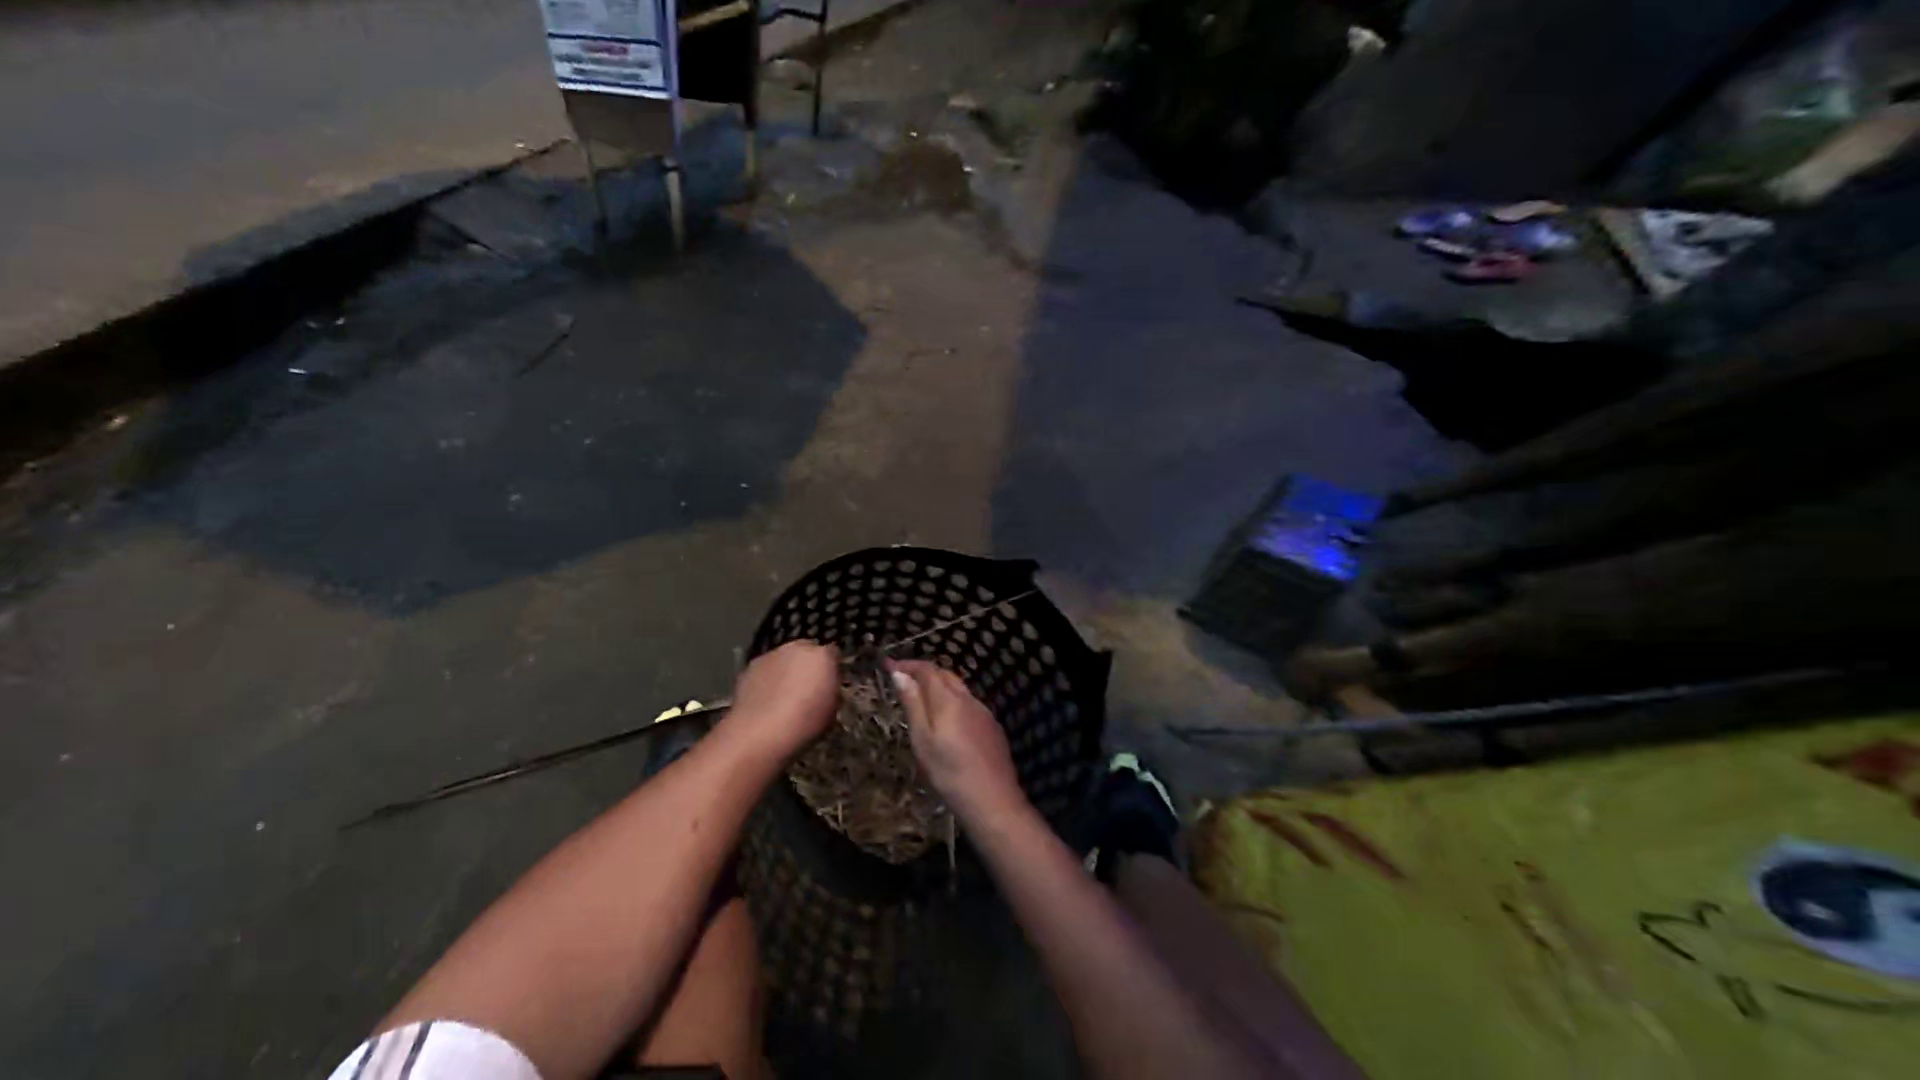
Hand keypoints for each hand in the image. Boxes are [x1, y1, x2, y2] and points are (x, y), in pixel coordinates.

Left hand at [725, 641, 840, 759]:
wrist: (761, 732)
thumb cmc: (805, 724)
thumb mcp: (832, 710)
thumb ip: (831, 691)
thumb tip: (825, 688)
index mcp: (822, 657)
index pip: (833, 653)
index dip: (831, 668)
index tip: (829, 684)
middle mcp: (797, 648)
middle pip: (806, 649)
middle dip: (807, 664)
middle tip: (806, 687)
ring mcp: (771, 655)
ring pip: (784, 658)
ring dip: (786, 669)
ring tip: (782, 695)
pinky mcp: (751, 666)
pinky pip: (765, 668)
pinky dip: (767, 678)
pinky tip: (765, 699)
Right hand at [890, 659, 1028, 823]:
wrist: (993, 799)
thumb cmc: (948, 772)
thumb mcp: (922, 740)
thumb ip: (913, 704)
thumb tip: (900, 675)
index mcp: (948, 699)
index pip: (927, 669)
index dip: (907, 664)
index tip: (888, 664)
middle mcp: (969, 699)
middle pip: (945, 675)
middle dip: (923, 672)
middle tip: (902, 680)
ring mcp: (984, 712)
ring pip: (959, 689)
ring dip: (939, 687)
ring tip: (921, 699)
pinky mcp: (992, 727)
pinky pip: (969, 704)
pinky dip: (953, 702)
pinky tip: (948, 721)